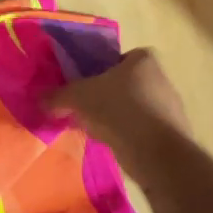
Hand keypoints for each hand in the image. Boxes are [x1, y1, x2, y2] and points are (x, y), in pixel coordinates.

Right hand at [45, 48, 189, 153]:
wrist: (157, 155)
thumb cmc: (118, 110)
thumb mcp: (77, 98)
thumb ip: (56, 96)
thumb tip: (38, 98)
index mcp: (143, 60)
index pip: (118, 57)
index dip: (100, 68)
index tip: (86, 83)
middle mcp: (161, 78)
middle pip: (125, 83)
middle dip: (106, 95)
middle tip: (85, 107)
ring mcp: (171, 108)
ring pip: (134, 107)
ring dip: (116, 116)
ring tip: (95, 128)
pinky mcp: (174, 134)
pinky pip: (144, 129)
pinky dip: (128, 134)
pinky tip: (112, 144)